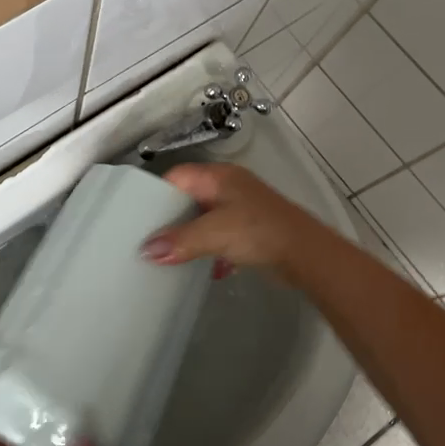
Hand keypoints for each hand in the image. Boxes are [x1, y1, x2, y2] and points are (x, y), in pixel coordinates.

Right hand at [139, 162, 327, 271]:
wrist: (306, 254)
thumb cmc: (259, 231)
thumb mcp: (215, 233)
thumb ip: (181, 240)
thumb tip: (147, 250)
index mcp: (218, 177)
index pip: (177, 177)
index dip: (157, 194)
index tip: (138, 216)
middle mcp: (228, 187)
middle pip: (188, 199)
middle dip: (171, 219)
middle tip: (149, 240)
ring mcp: (240, 208)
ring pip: (204, 219)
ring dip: (190, 237)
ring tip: (169, 257)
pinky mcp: (250, 230)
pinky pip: (219, 236)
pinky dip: (210, 249)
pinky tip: (205, 269)